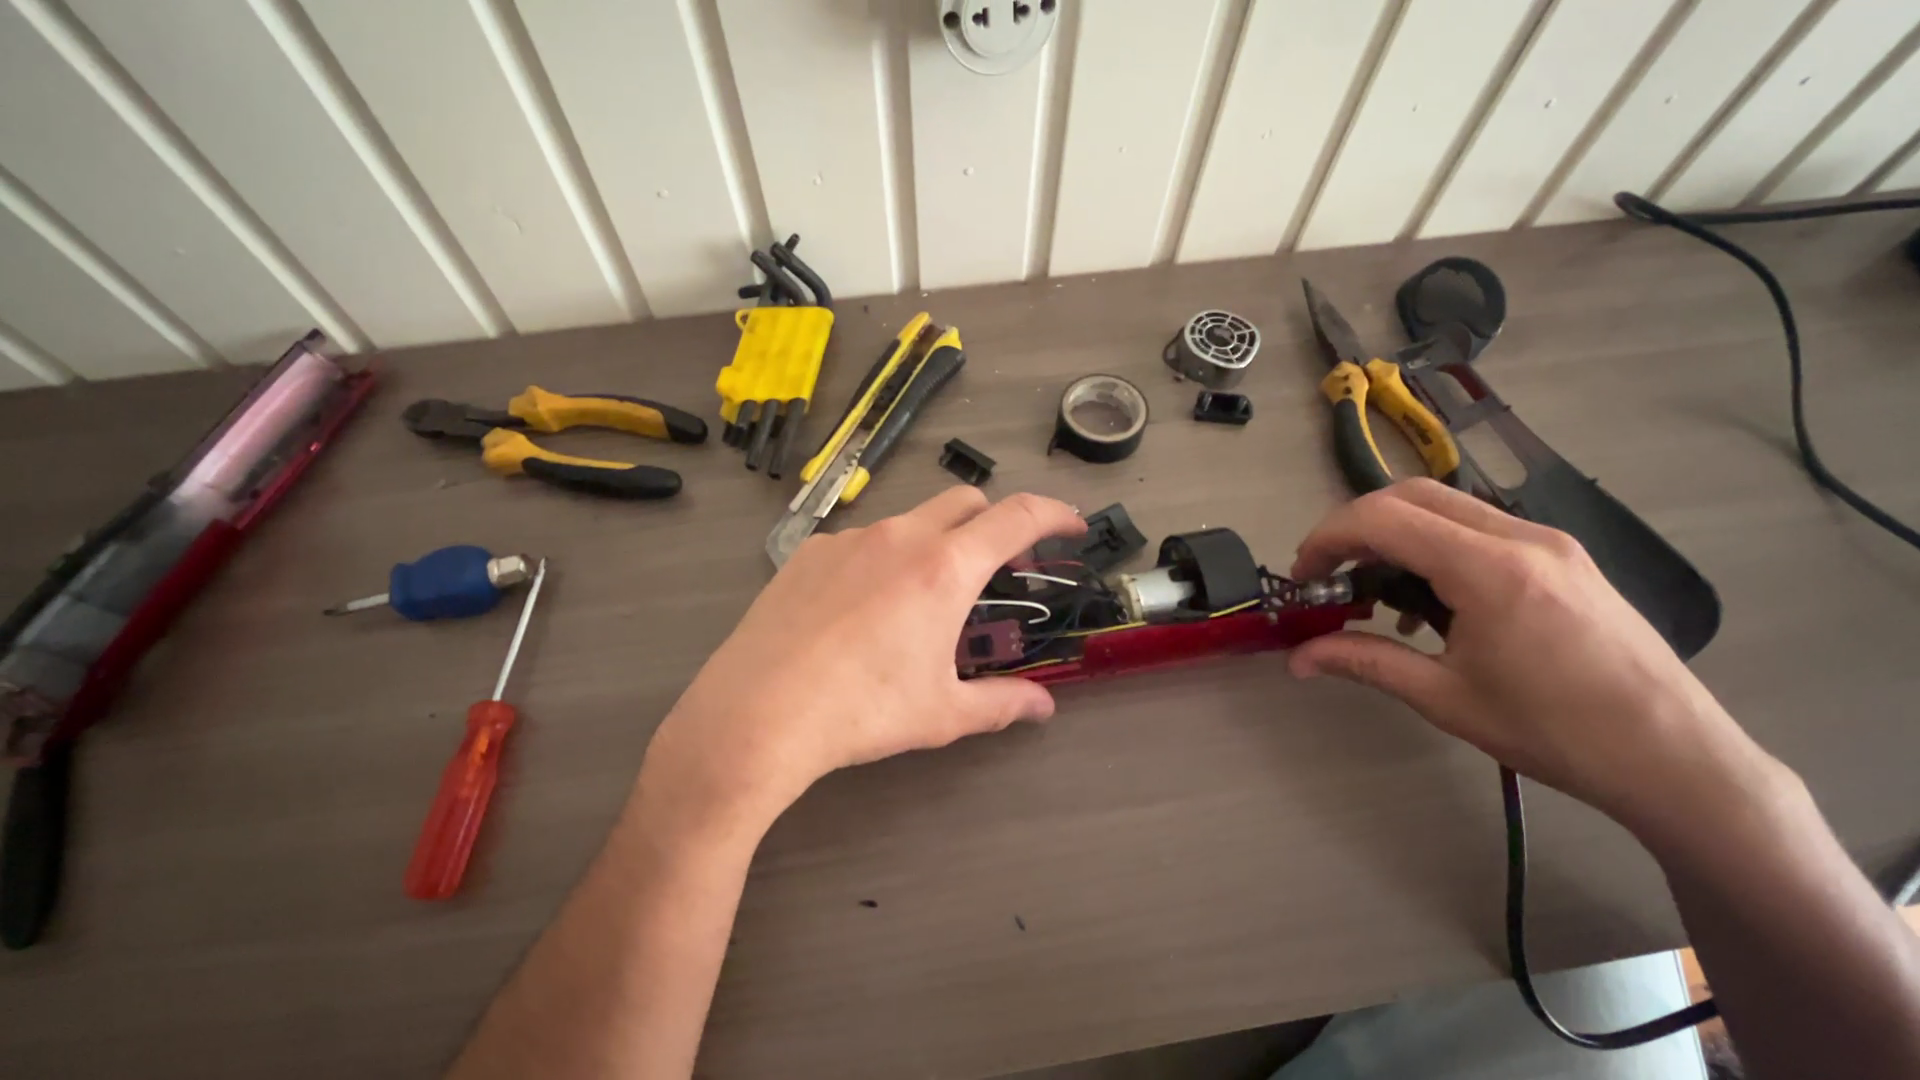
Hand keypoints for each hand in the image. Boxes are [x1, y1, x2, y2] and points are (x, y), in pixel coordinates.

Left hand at [641, 487, 1085, 834]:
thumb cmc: (863, 711)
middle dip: (994, 522)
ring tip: (924, 599)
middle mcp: (899, 538)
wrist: (757, 713)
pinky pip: (861, 541)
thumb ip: (1002, 704)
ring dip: (935, 542)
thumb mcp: (943, 713)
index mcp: (944, 568)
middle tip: (1000, 566)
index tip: (1071, 525)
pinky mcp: (807, 554)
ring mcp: (848, 540)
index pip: (1016, 517)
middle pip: (964, 501)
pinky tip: (863, 609)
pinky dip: (883, 559)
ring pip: (909, 520)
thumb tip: (1043, 708)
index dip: (1054, 513)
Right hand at [1287, 479, 1769, 829]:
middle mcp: (1521, 537)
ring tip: (1374, 591)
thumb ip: (1364, 663)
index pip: (1384, 519)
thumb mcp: (1446, 698)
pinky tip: (1431, 602)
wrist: (1674, 756)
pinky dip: (1436, 546)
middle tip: (1329, 576)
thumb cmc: (1555, 732)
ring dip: (1396, 534)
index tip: (1302, 578)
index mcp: (1490, 569)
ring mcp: (1550, 542)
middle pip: (1412, 495)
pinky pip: (1480, 529)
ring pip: (1448, 507)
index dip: (1328, 539)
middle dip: (1356, 527)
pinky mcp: (1564, 557)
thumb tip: (1297, 660)